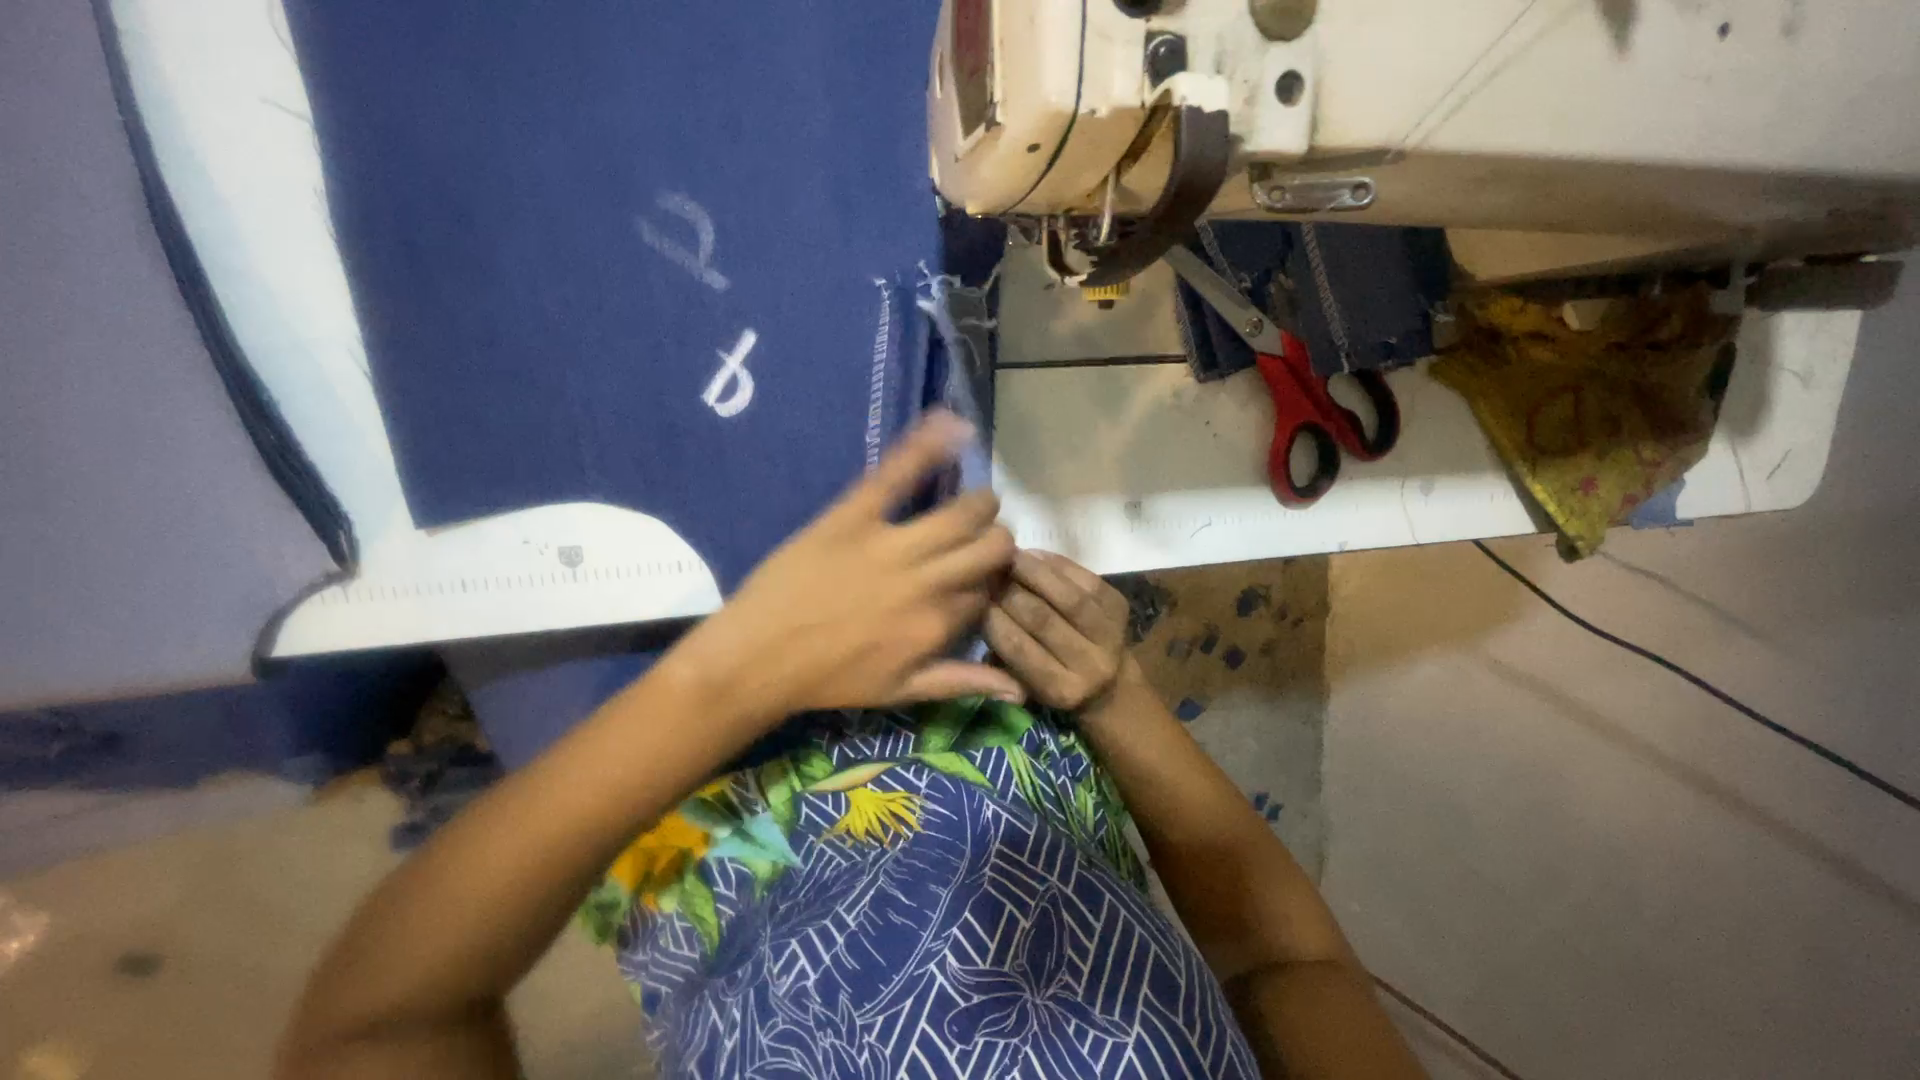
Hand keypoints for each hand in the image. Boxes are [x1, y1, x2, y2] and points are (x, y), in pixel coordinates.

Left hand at [667, 410, 1022, 720]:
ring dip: (981, 504)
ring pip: (964, 512)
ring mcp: (892, 545)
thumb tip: (1019, 688)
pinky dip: (926, 446)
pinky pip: (897, 474)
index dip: (991, 582)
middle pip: (991, 547)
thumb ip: (961, 682)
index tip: (982, 579)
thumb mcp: (900, 692)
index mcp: (938, 624)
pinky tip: (952, 423)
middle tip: (981, 538)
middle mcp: (927, 582)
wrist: (757, 658)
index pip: (990, 590)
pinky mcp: (854, 516)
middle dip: (998, 540)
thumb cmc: (828, 679)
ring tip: (975, 502)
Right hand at [983, 550, 1134, 711]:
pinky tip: (1033, 555)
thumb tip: (980, 609)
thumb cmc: (1054, 682)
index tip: (974, 599)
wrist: (1111, 683)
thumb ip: (1003, 654)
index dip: (993, 619)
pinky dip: (1056, 564)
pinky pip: (1085, 579)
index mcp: (1061, 689)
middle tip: (988, 573)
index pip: (1019, 648)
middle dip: (1009, 592)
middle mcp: (1090, 664)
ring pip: (1067, 596)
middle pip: (1042, 620)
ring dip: (1033, 571)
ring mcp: (1110, 634)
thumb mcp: (1025, 683)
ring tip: (1008, 556)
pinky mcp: (1119, 607)